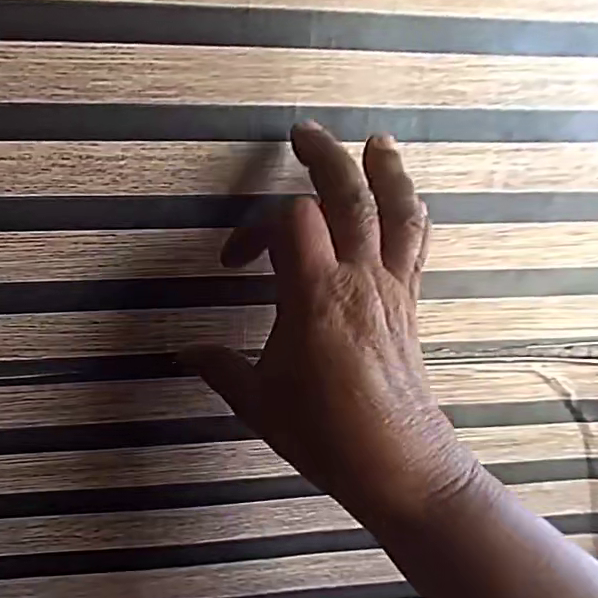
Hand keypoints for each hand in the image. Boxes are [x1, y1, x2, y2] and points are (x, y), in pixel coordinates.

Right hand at [180, 122, 479, 524]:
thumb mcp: (255, 400)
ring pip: (397, 211)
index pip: (288, 224)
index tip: (230, 261)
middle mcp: (358, 281)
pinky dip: (407, 210)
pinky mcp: (408, 304)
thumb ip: (217, 366)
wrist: (398, 463)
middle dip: (324, 158)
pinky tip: (399, 201)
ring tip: (374, 143)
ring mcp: (391, 290)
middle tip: (302, 133)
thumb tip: (184, 352)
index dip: (252, 227)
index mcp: (314, 298)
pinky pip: (414, 242)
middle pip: (349, 198)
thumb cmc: (321, 432)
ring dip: (384, 171)